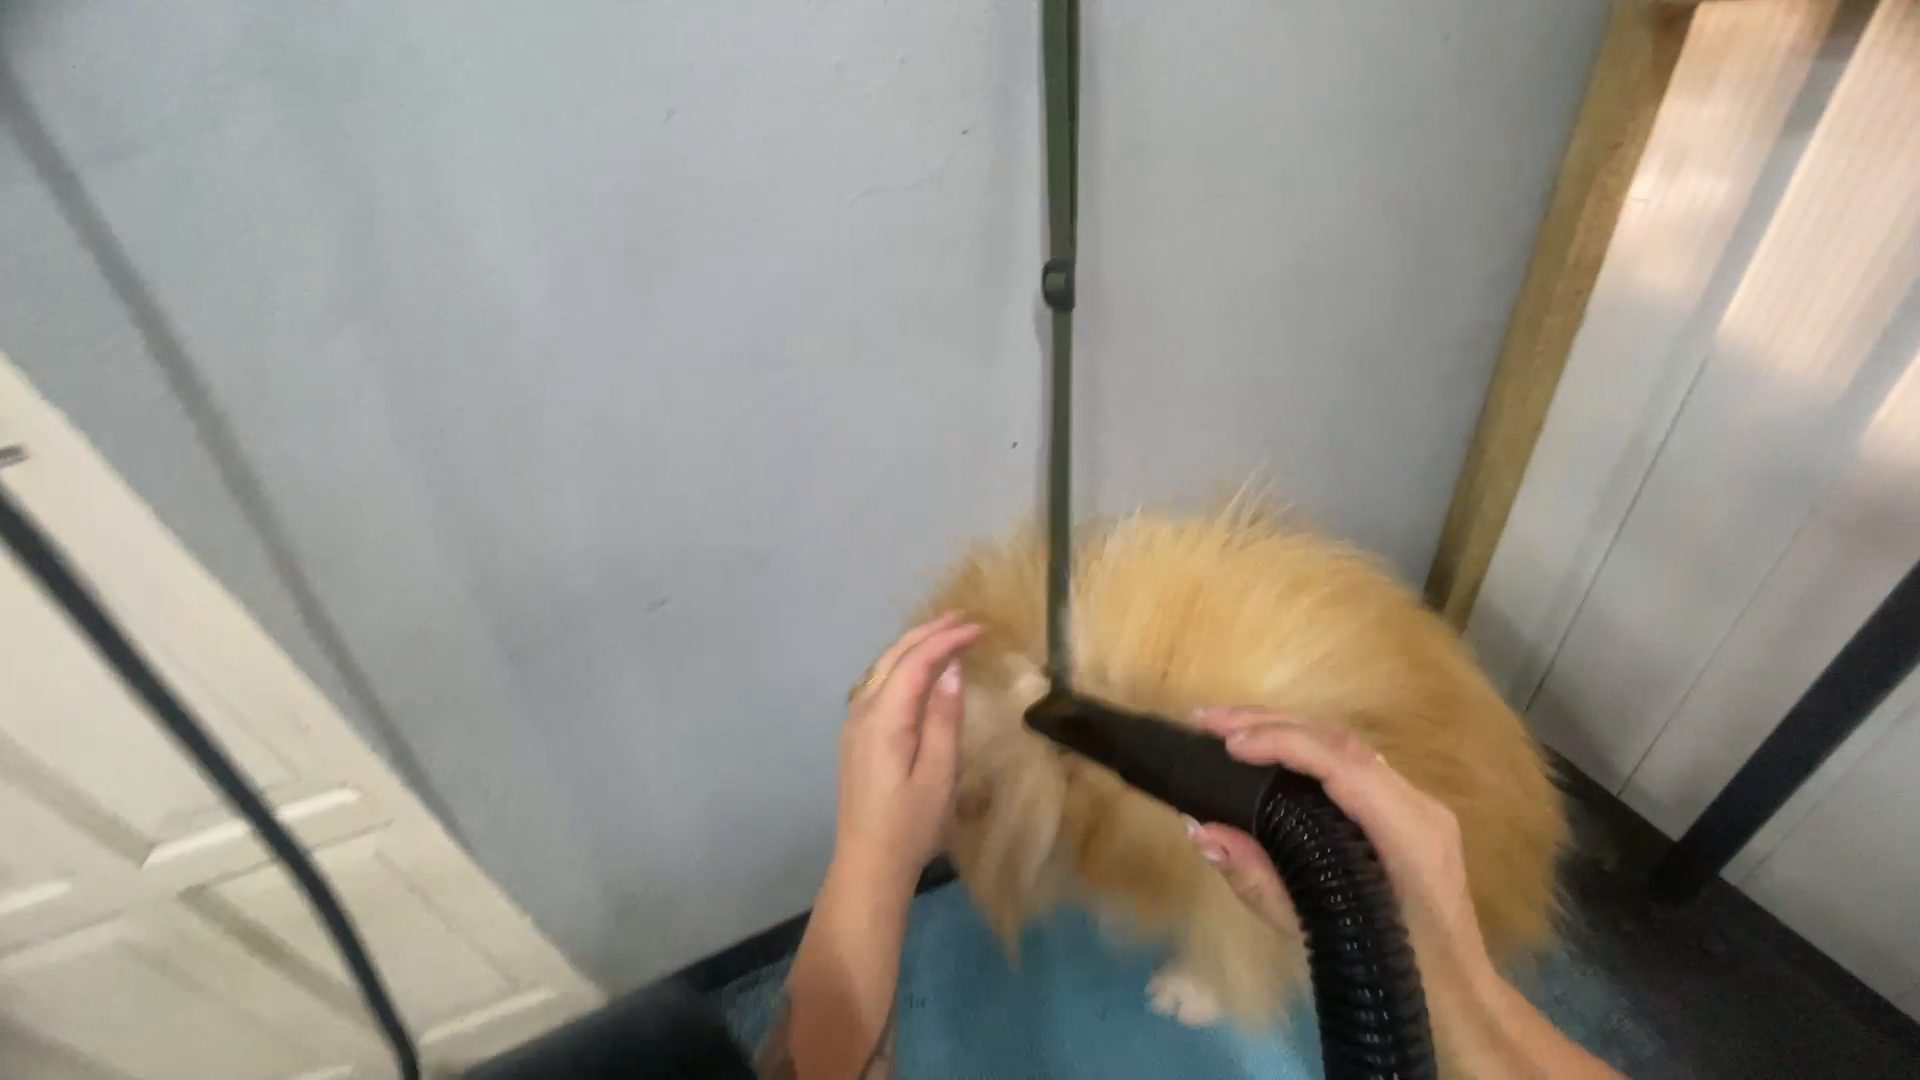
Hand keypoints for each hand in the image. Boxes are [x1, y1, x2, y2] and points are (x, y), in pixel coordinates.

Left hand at [833, 613, 980, 894]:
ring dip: (914, 646)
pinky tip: (920, 668)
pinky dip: (903, 665)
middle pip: (894, 657)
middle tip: (962, 617)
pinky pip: (879, 684)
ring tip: (945, 633)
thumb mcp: (939, 775)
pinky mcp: (856, 735)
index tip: (978, 629)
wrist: (868, 864)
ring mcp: (855, 723)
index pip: (915, 663)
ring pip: (883, 668)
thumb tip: (952, 671)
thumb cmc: (910, 825)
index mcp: (884, 719)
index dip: (946, 641)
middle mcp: (863, 711)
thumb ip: (944, 719)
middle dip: (927, 632)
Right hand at [1186, 709, 1495, 1011]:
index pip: (1342, 764)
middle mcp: (1417, 804)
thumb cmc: (1392, 973)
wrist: (1459, 994)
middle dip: (1267, 722)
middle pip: (1337, 739)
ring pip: (1339, 740)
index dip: (1283, 743)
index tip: (1228, 745)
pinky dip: (1295, 742)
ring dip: (1277, 726)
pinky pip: (1343, 757)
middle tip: (1206, 721)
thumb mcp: (1316, 935)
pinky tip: (1260, 744)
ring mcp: (1413, 799)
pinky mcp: (1400, 802)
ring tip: (1221, 726)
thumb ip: (1257, 880)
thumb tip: (1199, 829)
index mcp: (1409, 836)